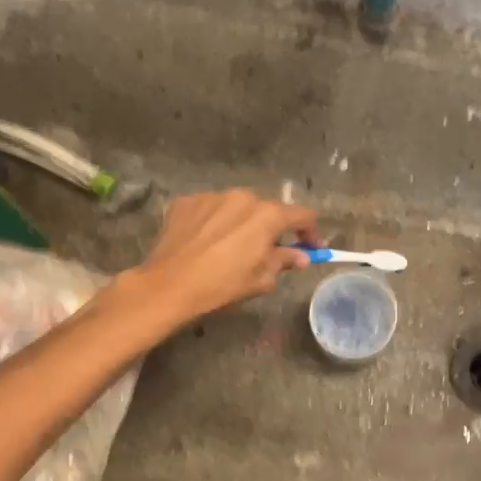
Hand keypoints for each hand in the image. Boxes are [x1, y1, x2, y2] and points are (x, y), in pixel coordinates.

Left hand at [121, 189, 319, 321]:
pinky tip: (206, 242)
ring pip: (237, 206)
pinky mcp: (187, 201)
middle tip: (269, 250)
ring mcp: (212, 196)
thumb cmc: (222, 285)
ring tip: (232, 246)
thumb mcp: (260, 278)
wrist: (169, 285)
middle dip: (273, 227)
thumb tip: (301, 256)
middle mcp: (242, 197)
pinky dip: (215, 222)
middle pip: (267, 209)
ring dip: (242, 222)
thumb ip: (284, 260)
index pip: (302, 215)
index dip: (311, 231)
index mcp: (267, 215)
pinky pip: (210, 208)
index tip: (311, 247)